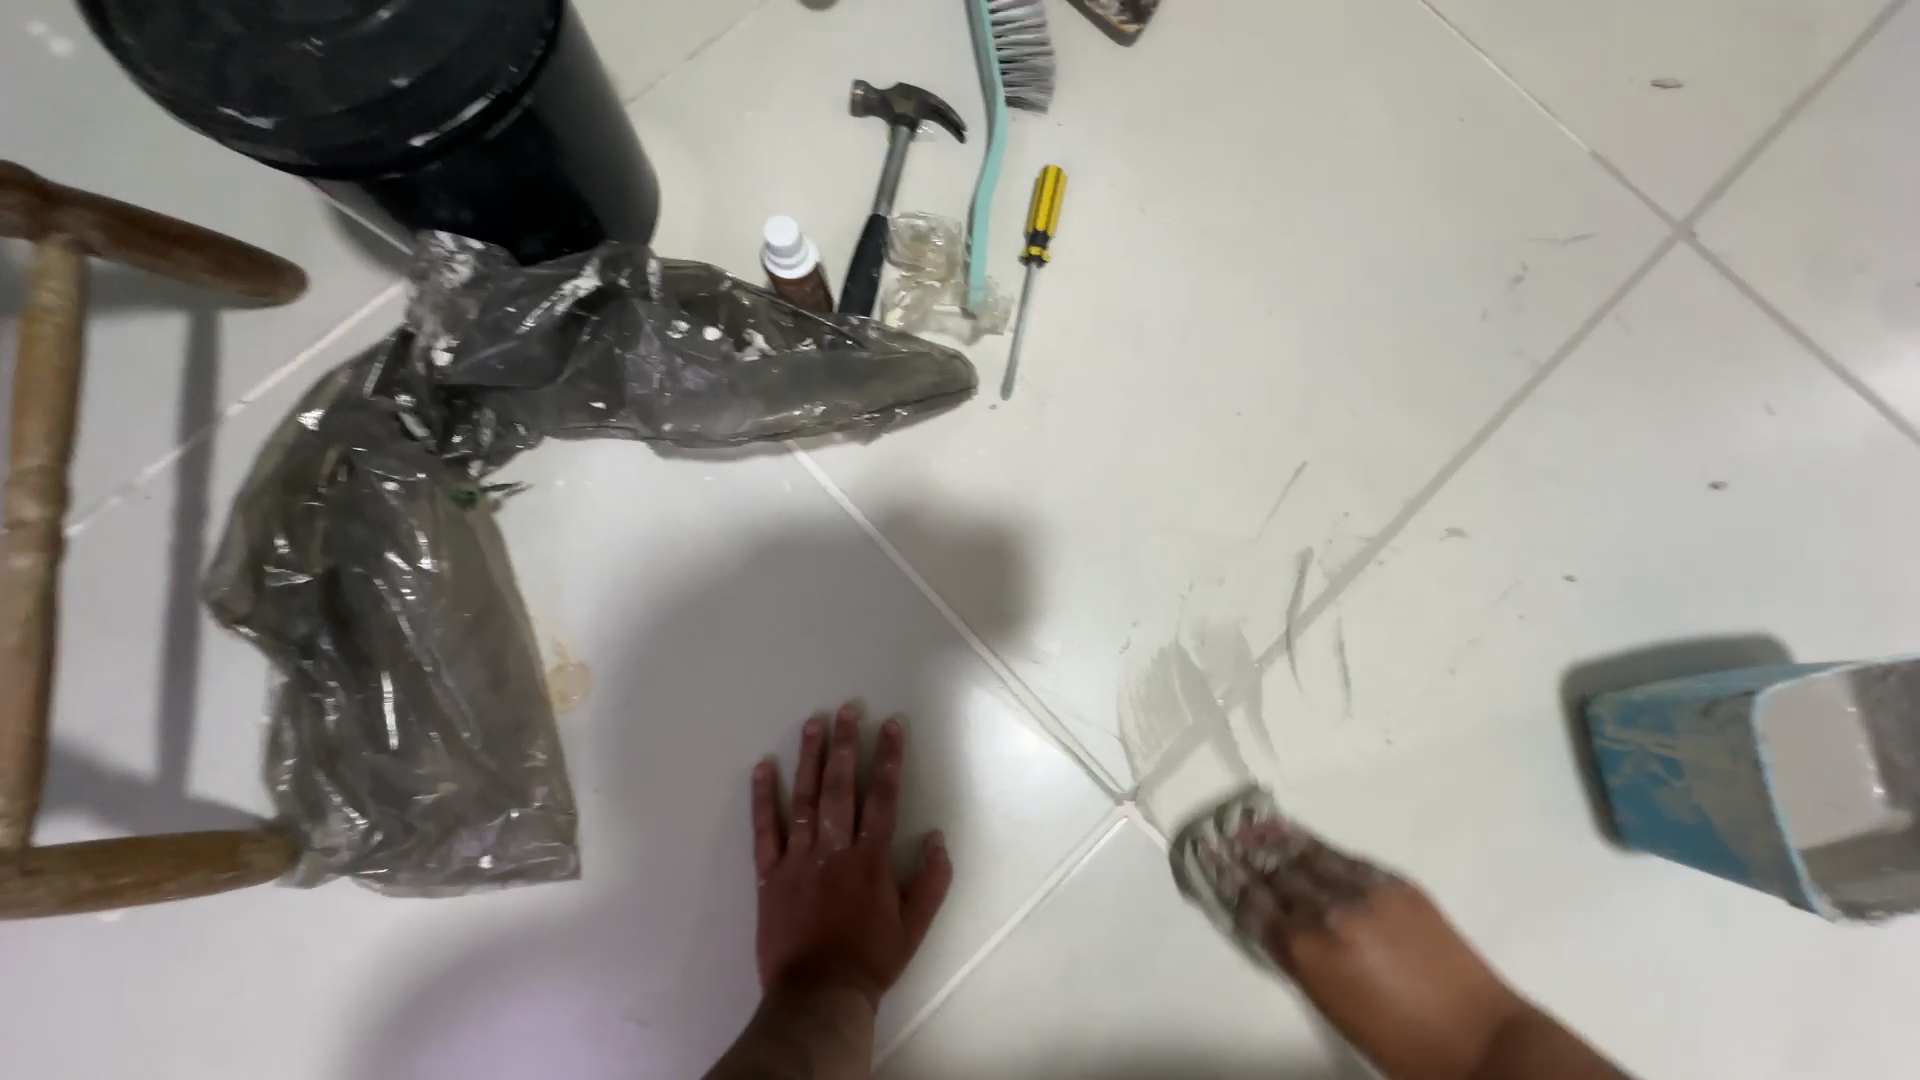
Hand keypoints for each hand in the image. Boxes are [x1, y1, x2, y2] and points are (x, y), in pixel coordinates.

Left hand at [752, 703, 952, 1009]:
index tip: (892, 725)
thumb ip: (932, 880)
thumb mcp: (915, 926)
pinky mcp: (769, 874)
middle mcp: (834, 849)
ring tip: (814, 723)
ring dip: (809, 758)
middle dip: (846, 744)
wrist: (817, 996)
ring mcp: (798, 859)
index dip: (889, 758)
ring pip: (805, 798)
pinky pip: (765, 830)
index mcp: (871, 859)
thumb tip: (938, 836)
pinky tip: (763, 767)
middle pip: (841, 787)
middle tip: (848, 709)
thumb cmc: (870, 959)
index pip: (884, 797)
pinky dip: (763, 798)